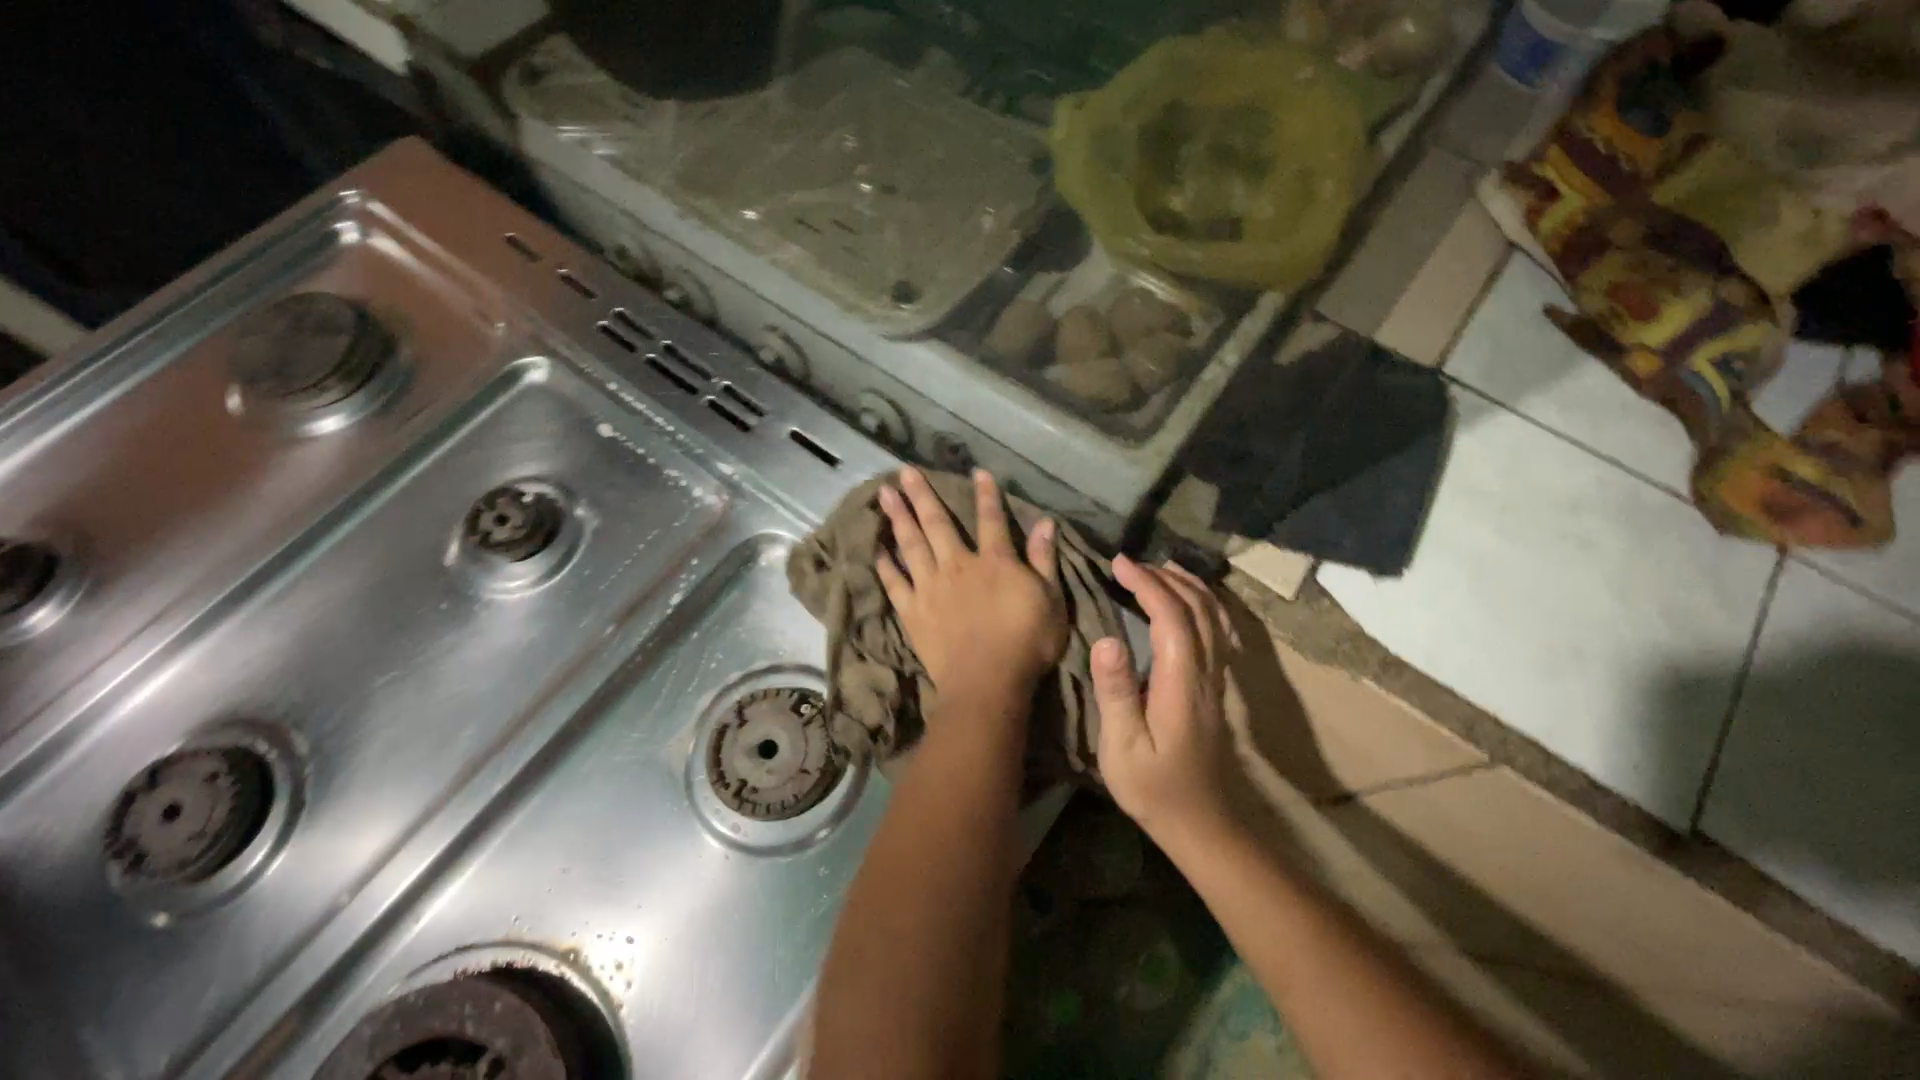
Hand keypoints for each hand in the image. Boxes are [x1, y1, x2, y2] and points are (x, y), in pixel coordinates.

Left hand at [876, 467, 1067, 710]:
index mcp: (995, 562)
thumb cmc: (1027, 644)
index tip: (978, 472)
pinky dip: (885, 567)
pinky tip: (877, 551)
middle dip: (922, 495)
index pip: (991, 519)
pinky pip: (896, 584)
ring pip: (911, 545)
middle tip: (905, 471)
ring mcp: (931, 588)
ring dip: (898, 518)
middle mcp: (958, 566)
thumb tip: (1045, 522)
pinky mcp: (913, 613)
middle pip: (938, 523)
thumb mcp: (1051, 600)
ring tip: (884, 494)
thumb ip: (1044, 560)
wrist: (988, 682)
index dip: (987, 495)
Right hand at [1091, 556, 1239, 846]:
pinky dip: (1200, 606)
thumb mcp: (1122, 748)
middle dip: (1165, 577)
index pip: (1170, 616)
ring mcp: (1216, 681)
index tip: (1118, 563)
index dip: (1146, 584)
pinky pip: (1216, 632)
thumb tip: (1107, 638)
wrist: (1204, 824)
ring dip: (1188, 586)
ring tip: (1158, 570)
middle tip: (1129, 563)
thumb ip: (1116, 692)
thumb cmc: (1155, 790)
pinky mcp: (1215, 690)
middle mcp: (1205, 673)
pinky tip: (1185, 606)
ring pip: (1213, 618)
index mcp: (1180, 683)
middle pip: (1197, 608)